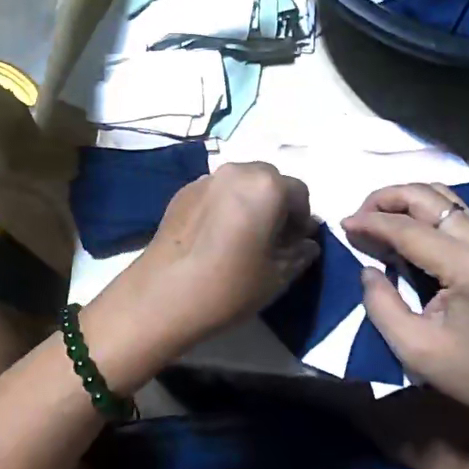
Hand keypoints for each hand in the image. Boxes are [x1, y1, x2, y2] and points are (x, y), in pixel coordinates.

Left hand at [96, 163, 318, 366]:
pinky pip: (216, 192)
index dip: (302, 220)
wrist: (162, 296)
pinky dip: (224, 206)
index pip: (299, 193)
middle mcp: (237, 172)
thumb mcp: (277, 276)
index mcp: (267, 185)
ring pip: (241, 184)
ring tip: (242, 238)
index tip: (294, 245)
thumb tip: (306, 244)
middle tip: (271, 239)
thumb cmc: (229, 285)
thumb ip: (300, 253)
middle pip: (269, 181)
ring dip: (250, 203)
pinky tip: (216, 238)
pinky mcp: (182, 192)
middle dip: (276, 205)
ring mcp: (206, 179)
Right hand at [342, 184, 468, 424]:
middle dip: (387, 199)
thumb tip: (367, 269)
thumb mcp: (414, 348)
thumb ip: (381, 304)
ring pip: (443, 197)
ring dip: (406, 200)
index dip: (372, 222)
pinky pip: (454, 212)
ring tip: (377, 218)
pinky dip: (424, 210)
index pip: (410, 229)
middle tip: (358, 217)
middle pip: (428, 197)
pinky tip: (404, 229)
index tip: (343, 224)